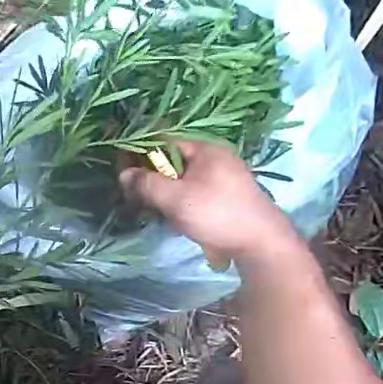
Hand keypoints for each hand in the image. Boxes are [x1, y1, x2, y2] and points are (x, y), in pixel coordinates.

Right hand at [120, 140, 299, 263]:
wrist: (260, 244)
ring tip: (150, 210)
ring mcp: (221, 178)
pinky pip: (191, 192)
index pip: (163, 139)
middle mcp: (214, 158)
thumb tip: (124, 174)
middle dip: (149, 175)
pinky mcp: (223, 198)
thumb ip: (147, 184)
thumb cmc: (217, 214)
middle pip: (170, 159)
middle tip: (133, 194)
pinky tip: (170, 218)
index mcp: (205, 149)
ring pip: (180, 178)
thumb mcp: (176, 199)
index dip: (139, 150)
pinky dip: (177, 201)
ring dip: (162, 192)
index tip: (121, 168)